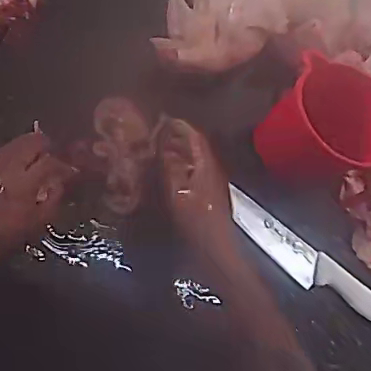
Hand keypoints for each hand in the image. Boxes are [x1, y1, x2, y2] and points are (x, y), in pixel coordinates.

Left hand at [0, 130, 74, 267]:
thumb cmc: (10, 235)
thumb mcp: (39, 222)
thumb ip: (54, 198)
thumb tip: (60, 181)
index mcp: (24, 184)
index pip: (49, 162)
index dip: (63, 163)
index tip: (70, 168)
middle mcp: (9, 170)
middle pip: (31, 143)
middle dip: (47, 145)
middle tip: (56, 152)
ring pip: (15, 143)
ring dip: (30, 144)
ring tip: (41, 151)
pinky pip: (3, 151)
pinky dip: (16, 148)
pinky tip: (21, 155)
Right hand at [158, 119, 234, 254]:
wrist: (217, 251)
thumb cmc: (197, 222)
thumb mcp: (176, 192)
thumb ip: (169, 167)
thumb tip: (161, 147)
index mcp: (206, 165)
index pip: (194, 136)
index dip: (178, 126)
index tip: (160, 120)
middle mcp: (213, 169)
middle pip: (195, 146)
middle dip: (175, 138)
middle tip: (153, 135)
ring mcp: (213, 183)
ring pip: (194, 159)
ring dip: (177, 153)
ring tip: (155, 152)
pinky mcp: (210, 195)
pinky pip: (194, 172)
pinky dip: (180, 167)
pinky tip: (167, 174)